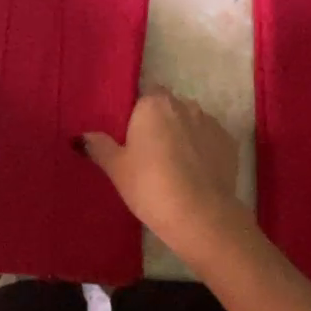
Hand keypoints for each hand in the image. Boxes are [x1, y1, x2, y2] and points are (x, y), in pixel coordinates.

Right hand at [80, 89, 250, 257]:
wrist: (201, 216)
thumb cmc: (151, 186)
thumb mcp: (116, 169)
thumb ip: (99, 147)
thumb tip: (81, 136)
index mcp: (154, 104)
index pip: (143, 94)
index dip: (137, 113)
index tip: (130, 135)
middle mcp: (184, 105)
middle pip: (168, 107)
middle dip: (160, 122)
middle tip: (148, 153)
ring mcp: (210, 122)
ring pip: (190, 121)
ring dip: (182, 134)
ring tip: (174, 165)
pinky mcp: (229, 143)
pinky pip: (208, 139)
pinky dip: (202, 149)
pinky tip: (195, 172)